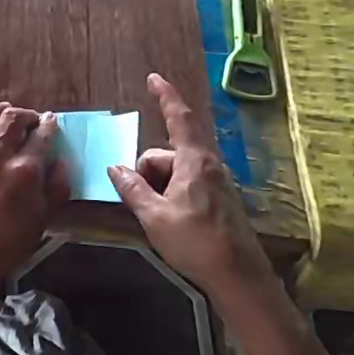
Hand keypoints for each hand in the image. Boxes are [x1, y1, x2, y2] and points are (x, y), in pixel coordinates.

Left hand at [0, 102, 68, 286]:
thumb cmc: (10, 239)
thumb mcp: (45, 215)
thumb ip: (57, 185)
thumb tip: (60, 160)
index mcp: (26, 168)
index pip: (42, 135)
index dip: (49, 124)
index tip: (51, 121)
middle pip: (12, 119)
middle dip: (25, 114)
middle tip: (30, 119)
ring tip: (4, 109)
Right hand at [108, 73, 272, 295]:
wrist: (238, 276)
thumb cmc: (195, 242)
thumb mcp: (153, 215)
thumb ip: (132, 188)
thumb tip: (115, 167)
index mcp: (194, 163)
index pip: (180, 119)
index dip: (166, 97)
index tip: (154, 78)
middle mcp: (208, 166)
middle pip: (165, 152)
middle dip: (144, 168)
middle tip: (136, 198)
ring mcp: (214, 183)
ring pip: (173, 170)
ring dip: (155, 184)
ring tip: (151, 214)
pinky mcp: (216, 199)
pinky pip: (183, 183)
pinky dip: (167, 192)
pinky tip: (165, 217)